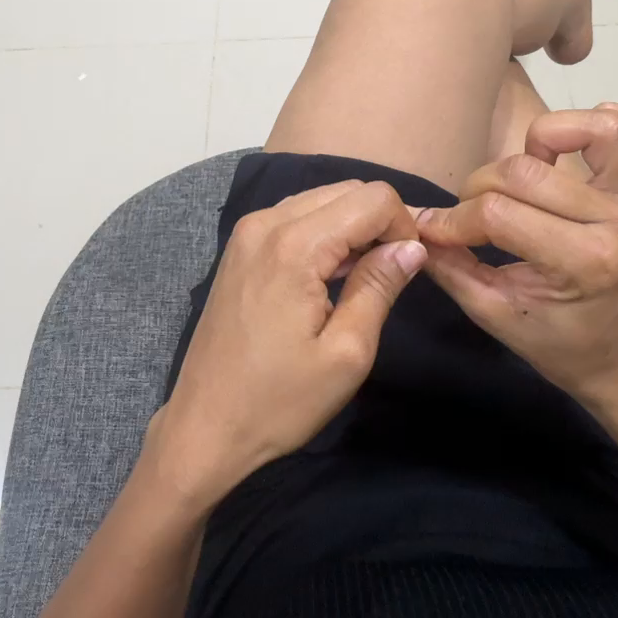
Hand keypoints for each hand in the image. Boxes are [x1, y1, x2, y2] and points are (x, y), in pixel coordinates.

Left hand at [151, 180, 427, 502]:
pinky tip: (330, 275)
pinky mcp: (240, 246)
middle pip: (347, 190)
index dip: (403, 226)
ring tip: (363, 277)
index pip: (373, 198)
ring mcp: (247, 231)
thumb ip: (380, 286)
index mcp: (295, 244)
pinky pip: (295, 216)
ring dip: (352, 226)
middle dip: (380, 222)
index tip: (407, 269)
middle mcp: (266, 222)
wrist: (205, 426)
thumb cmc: (279, 400)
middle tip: (390, 274)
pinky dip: (324, 232)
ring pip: (321, 199)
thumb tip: (412, 246)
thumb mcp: (346, 352)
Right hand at [417, 104, 617, 406]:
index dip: (453, 219)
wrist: (614, 355)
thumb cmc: (553, 340)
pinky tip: (571, 147)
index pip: (498, 213)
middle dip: (478, 187)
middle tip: (469, 215)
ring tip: (528, 169)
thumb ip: (448, 264)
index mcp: (586, 261)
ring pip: (596, 131)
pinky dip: (605, 125)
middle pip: (526, 171)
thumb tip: (411, 223)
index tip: (432, 231)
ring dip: (546, 137)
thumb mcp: (491, 312)